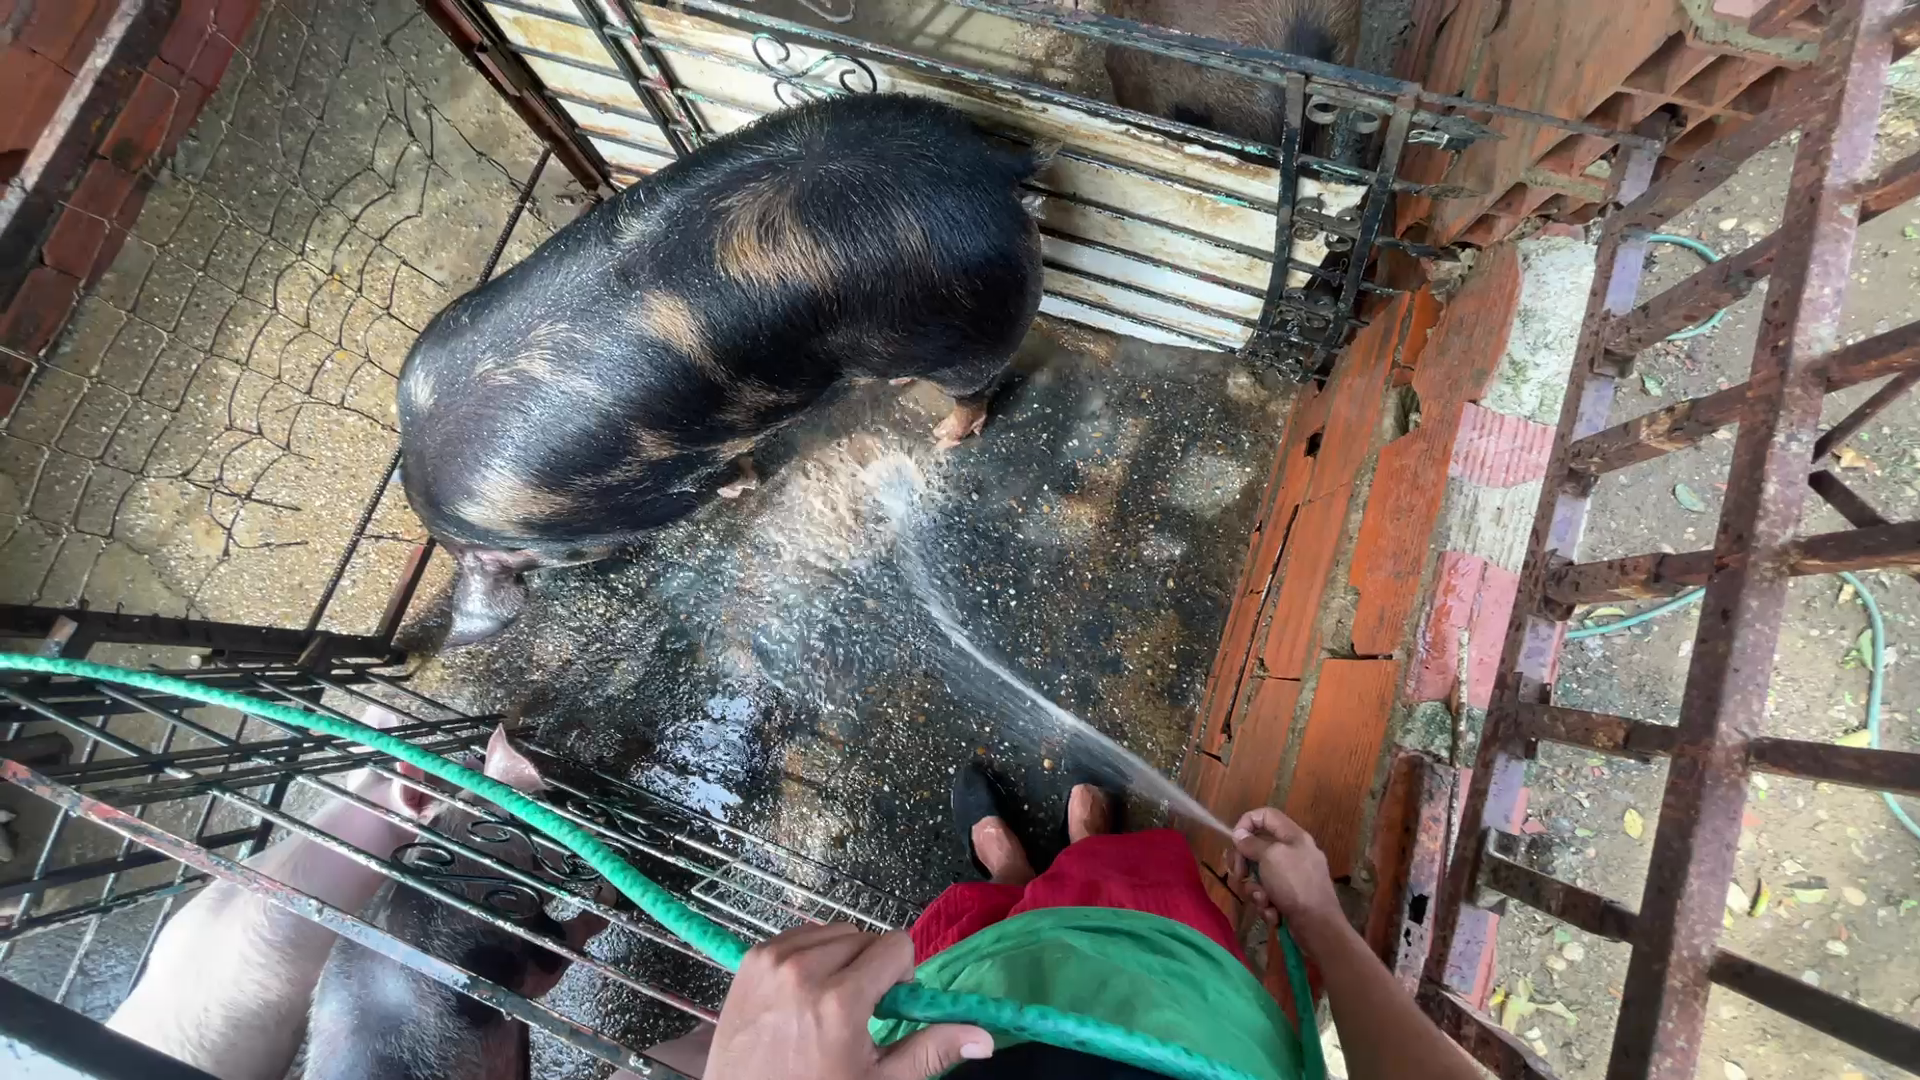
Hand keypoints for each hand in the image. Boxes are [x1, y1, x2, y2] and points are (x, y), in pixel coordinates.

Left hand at [707, 924, 992, 1078]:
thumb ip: (931, 1051)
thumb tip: (984, 1036)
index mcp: (839, 1001)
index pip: (896, 945)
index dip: (902, 973)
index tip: (889, 1004)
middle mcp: (805, 970)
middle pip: (866, 938)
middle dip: (871, 967)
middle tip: (858, 1012)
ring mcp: (773, 960)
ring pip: (834, 932)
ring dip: (841, 958)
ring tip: (828, 1003)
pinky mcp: (752, 959)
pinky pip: (800, 934)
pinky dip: (810, 955)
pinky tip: (803, 993)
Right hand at [1230, 808, 1343, 945]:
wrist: (1319, 928)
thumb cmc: (1295, 885)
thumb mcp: (1269, 857)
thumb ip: (1251, 843)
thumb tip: (1239, 836)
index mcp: (1293, 836)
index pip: (1265, 815)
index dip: (1246, 822)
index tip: (1235, 840)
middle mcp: (1293, 853)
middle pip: (1257, 846)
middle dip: (1245, 863)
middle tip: (1239, 874)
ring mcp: (1292, 876)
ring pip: (1260, 874)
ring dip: (1256, 889)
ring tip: (1264, 901)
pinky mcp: (1290, 897)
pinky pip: (1268, 893)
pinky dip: (1267, 903)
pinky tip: (1274, 913)